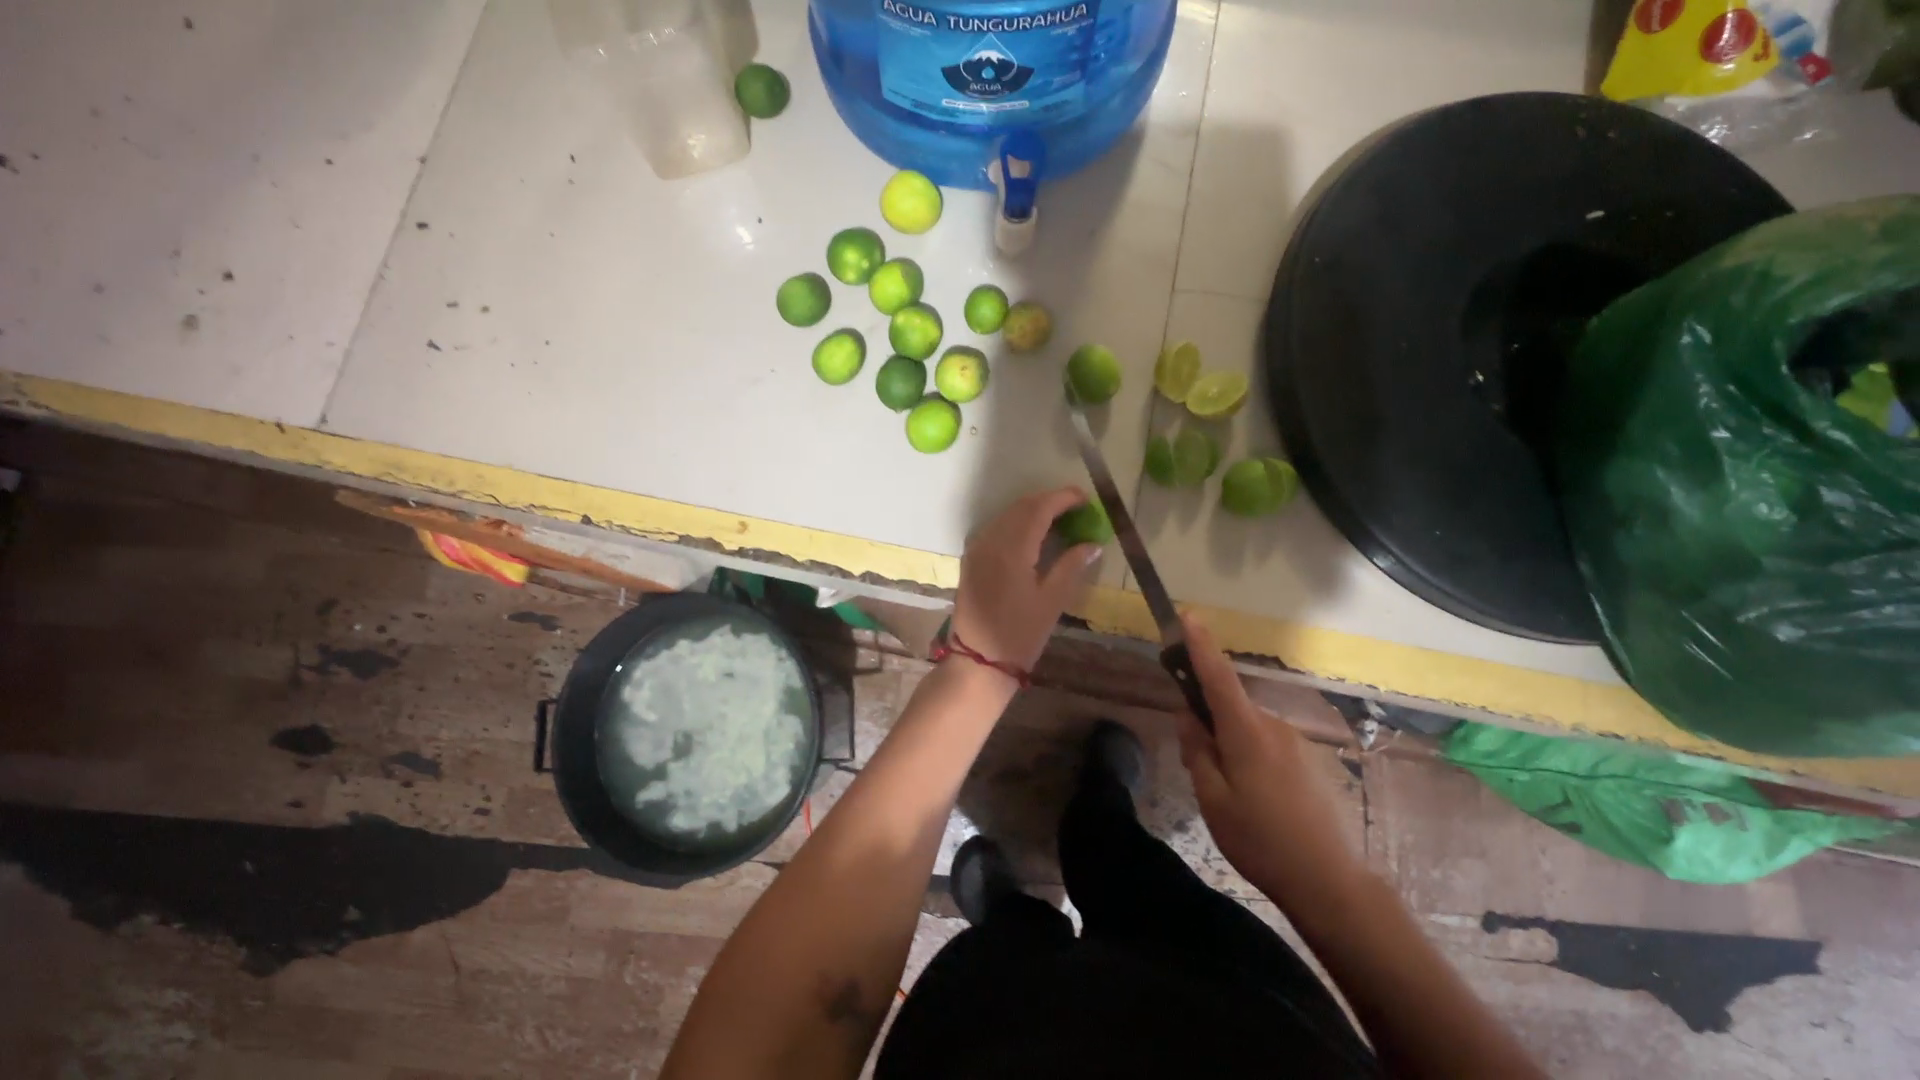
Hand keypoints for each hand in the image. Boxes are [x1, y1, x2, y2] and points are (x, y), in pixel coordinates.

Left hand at [949, 486, 1102, 671]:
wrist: (978, 661)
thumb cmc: (1019, 634)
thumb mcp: (1052, 601)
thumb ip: (1071, 566)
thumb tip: (1092, 544)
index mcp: (1011, 549)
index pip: (1038, 508)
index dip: (1063, 499)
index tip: (1085, 499)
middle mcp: (990, 541)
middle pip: (1021, 507)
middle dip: (1048, 502)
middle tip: (1076, 509)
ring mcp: (977, 549)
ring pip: (1006, 516)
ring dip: (1032, 512)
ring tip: (1060, 521)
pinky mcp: (971, 560)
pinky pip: (996, 529)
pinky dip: (1017, 525)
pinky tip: (1034, 537)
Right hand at [1175, 612, 1364, 904]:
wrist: (1328, 880)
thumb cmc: (1261, 841)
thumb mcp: (1213, 801)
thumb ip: (1197, 752)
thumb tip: (1188, 716)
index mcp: (1247, 734)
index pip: (1218, 678)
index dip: (1201, 646)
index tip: (1188, 615)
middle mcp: (1274, 728)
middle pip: (1230, 709)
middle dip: (1209, 725)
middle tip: (1199, 773)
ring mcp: (1296, 743)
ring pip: (1248, 731)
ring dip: (1232, 749)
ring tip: (1232, 801)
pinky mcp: (1309, 761)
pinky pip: (1267, 747)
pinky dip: (1252, 761)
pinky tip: (1257, 804)